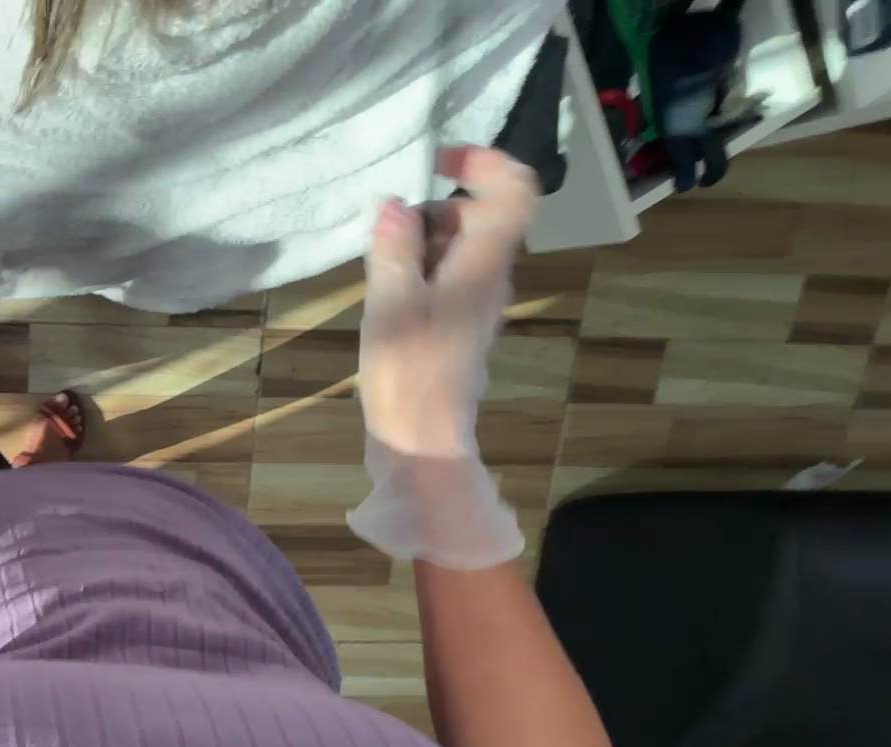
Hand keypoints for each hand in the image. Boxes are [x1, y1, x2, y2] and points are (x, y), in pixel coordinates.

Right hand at [346, 146, 538, 568]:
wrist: (421, 441)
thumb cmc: (408, 372)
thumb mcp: (392, 304)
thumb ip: (395, 248)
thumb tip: (397, 203)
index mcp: (484, 265)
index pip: (513, 191)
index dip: (484, 162)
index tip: (437, 161)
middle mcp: (489, 281)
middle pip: (479, 219)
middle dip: (434, 210)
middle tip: (386, 233)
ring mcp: (472, 309)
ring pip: (457, 253)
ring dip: (419, 246)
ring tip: (377, 270)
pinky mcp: (453, 332)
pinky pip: (443, 283)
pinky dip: (416, 275)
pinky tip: (383, 299)